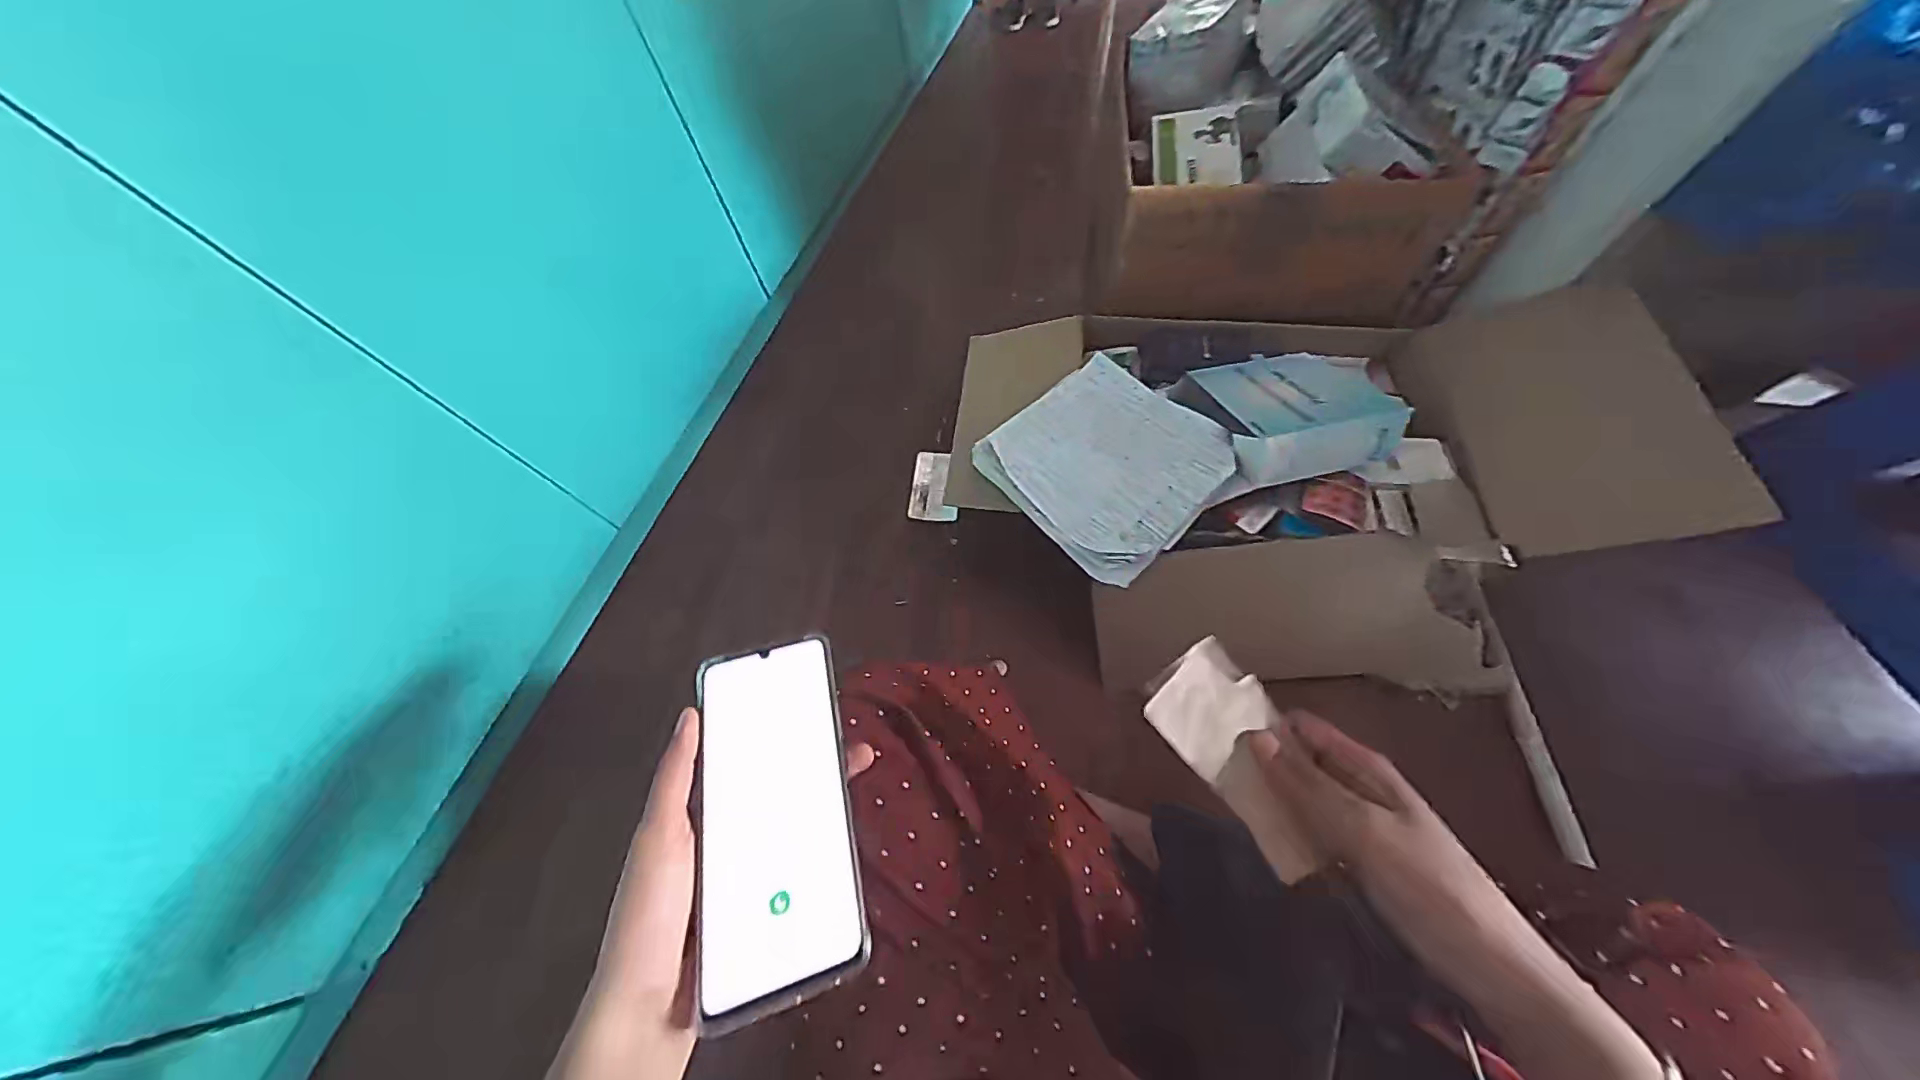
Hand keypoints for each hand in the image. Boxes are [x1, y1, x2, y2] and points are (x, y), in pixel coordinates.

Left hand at [549, 708, 874, 1079]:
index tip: (812, 722)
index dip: (779, 743)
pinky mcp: (765, 908)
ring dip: (827, 813)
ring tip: (856, 791)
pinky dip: (822, 859)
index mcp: (702, 818)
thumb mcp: (659, 836)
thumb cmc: (647, 914)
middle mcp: (729, 842)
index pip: (747, 769)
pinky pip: (798, 875)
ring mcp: (749, 877)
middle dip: (818, 773)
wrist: (650, 1008)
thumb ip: (674, 779)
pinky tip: (846, 848)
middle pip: (781, 798)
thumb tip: (690, 716)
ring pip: (795, 834)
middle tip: (856, 754)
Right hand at [1249, 713, 1661, 1079]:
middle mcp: (1358, 788)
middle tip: (1224, 781)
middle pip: (1297, 762)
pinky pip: (1309, 835)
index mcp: (1366, 768)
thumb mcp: (1362, 830)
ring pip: (1299, 800)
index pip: (1303, 728)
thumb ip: (1307, 785)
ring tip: (1240, 815)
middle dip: (1262, 766)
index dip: (1265, 725)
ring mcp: (1357, 826)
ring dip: (1272, 804)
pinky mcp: (1355, 861)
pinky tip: (1272, 850)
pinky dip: (1287, 836)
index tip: (1222, 736)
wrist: (1491, 967)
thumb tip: (1255, 737)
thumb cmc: (1430, 887)